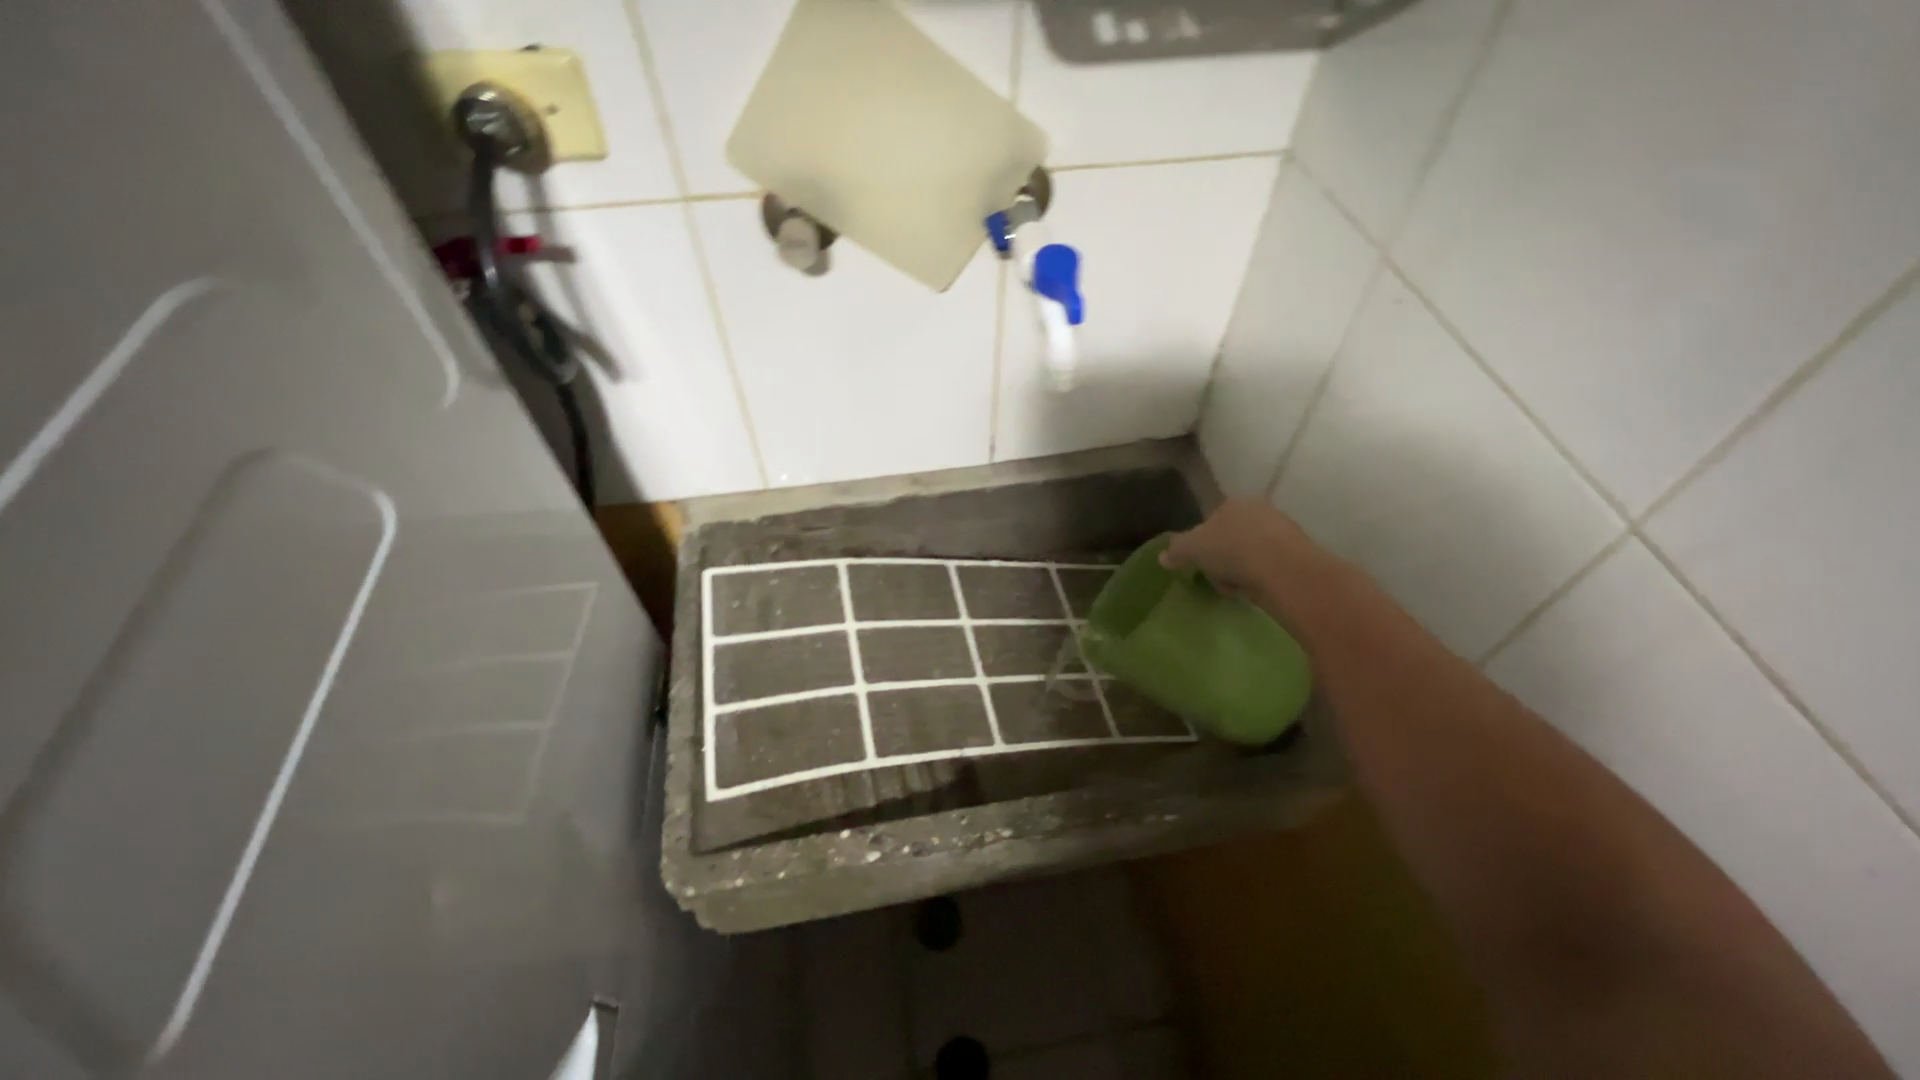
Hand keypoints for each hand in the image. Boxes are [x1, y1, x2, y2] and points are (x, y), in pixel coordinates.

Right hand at [1160, 498, 1325, 598]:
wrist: (1281, 566)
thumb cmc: (1231, 549)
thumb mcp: (1192, 549)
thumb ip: (1177, 550)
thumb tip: (1162, 556)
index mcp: (1233, 503)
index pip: (1212, 522)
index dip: (1203, 545)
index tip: (1201, 564)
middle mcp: (1259, 510)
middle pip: (1232, 539)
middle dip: (1223, 560)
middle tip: (1218, 579)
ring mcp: (1282, 530)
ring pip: (1250, 554)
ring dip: (1240, 572)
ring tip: (1237, 589)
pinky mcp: (1298, 553)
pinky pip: (1269, 567)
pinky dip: (1260, 578)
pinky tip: (1256, 590)